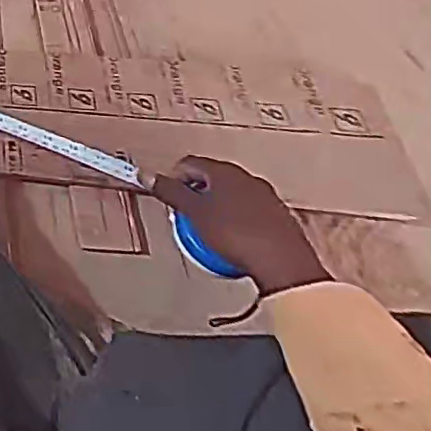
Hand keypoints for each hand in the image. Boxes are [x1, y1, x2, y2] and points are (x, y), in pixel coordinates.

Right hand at [149, 156, 329, 293]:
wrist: (284, 266)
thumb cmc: (236, 234)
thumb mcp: (192, 212)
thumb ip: (168, 191)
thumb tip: (146, 175)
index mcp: (224, 171)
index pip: (188, 164)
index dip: (174, 180)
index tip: (172, 198)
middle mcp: (247, 178)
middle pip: (211, 180)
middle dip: (196, 196)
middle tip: (188, 216)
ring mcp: (267, 197)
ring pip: (231, 197)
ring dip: (216, 209)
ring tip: (210, 232)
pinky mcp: (281, 218)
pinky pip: (250, 213)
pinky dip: (237, 222)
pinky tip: (234, 242)